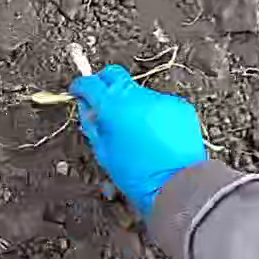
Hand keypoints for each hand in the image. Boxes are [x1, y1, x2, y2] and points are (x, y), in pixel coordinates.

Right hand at [70, 65, 206, 211]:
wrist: (176, 183)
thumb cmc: (137, 175)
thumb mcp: (103, 152)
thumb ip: (92, 125)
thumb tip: (88, 108)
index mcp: (113, 107)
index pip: (90, 84)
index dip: (81, 87)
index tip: (79, 91)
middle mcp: (136, 96)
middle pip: (115, 75)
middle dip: (105, 84)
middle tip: (102, 101)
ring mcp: (160, 99)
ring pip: (138, 92)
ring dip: (132, 104)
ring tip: (134, 130)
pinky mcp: (178, 105)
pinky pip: (159, 104)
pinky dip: (153, 114)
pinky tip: (154, 135)